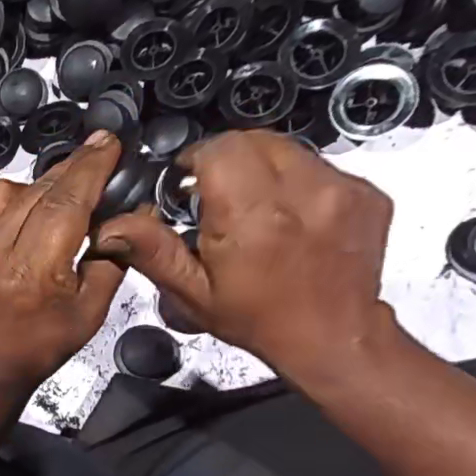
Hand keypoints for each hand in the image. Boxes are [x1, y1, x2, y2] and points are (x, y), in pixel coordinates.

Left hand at [0, 131, 126, 390]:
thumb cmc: (42, 342)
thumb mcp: (91, 310)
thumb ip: (111, 260)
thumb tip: (128, 216)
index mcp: (31, 272)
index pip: (65, 204)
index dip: (89, 169)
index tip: (106, 144)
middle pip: (37, 191)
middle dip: (71, 168)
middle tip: (95, 153)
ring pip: (5, 190)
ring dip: (36, 184)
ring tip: (57, 197)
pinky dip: (2, 197)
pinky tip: (21, 209)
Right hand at [94, 131, 395, 382]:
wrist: (332, 336)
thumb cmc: (261, 320)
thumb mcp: (194, 293)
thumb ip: (153, 251)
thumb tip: (112, 228)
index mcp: (252, 219)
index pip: (220, 148)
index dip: (198, 160)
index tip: (192, 183)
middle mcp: (301, 196)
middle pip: (252, 139)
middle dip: (228, 161)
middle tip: (221, 201)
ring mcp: (339, 190)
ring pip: (286, 147)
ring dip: (263, 169)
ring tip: (259, 212)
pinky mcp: (364, 192)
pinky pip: (318, 164)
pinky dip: (298, 182)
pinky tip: (292, 218)